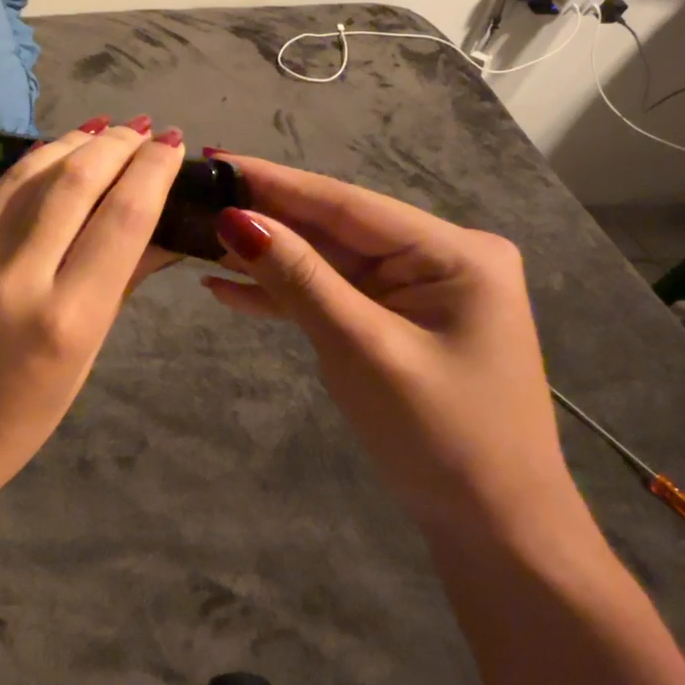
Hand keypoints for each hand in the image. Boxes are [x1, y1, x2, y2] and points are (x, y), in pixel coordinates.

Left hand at [0, 116, 185, 505]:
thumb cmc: (16, 423)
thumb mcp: (82, 362)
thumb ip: (118, 287)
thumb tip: (161, 232)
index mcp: (66, 319)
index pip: (121, 219)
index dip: (153, 171)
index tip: (175, 146)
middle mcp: (15, 277)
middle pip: (75, 182)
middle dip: (118, 146)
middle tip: (147, 129)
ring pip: (28, 176)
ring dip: (73, 144)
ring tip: (107, 130)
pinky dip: (29, 167)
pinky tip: (53, 155)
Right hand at [200, 154, 574, 533]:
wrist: (490, 525)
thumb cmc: (439, 434)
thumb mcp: (361, 348)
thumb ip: (298, 278)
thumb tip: (233, 219)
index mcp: (453, 252)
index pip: (345, 205)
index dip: (274, 183)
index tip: (214, 159)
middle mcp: (437, 258)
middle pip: (331, 228)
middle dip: (262, 216)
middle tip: (194, 193)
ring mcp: (414, 290)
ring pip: (323, 260)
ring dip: (264, 255)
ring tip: (194, 234)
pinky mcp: (391, 319)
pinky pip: (328, 294)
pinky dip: (281, 293)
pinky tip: (225, 287)